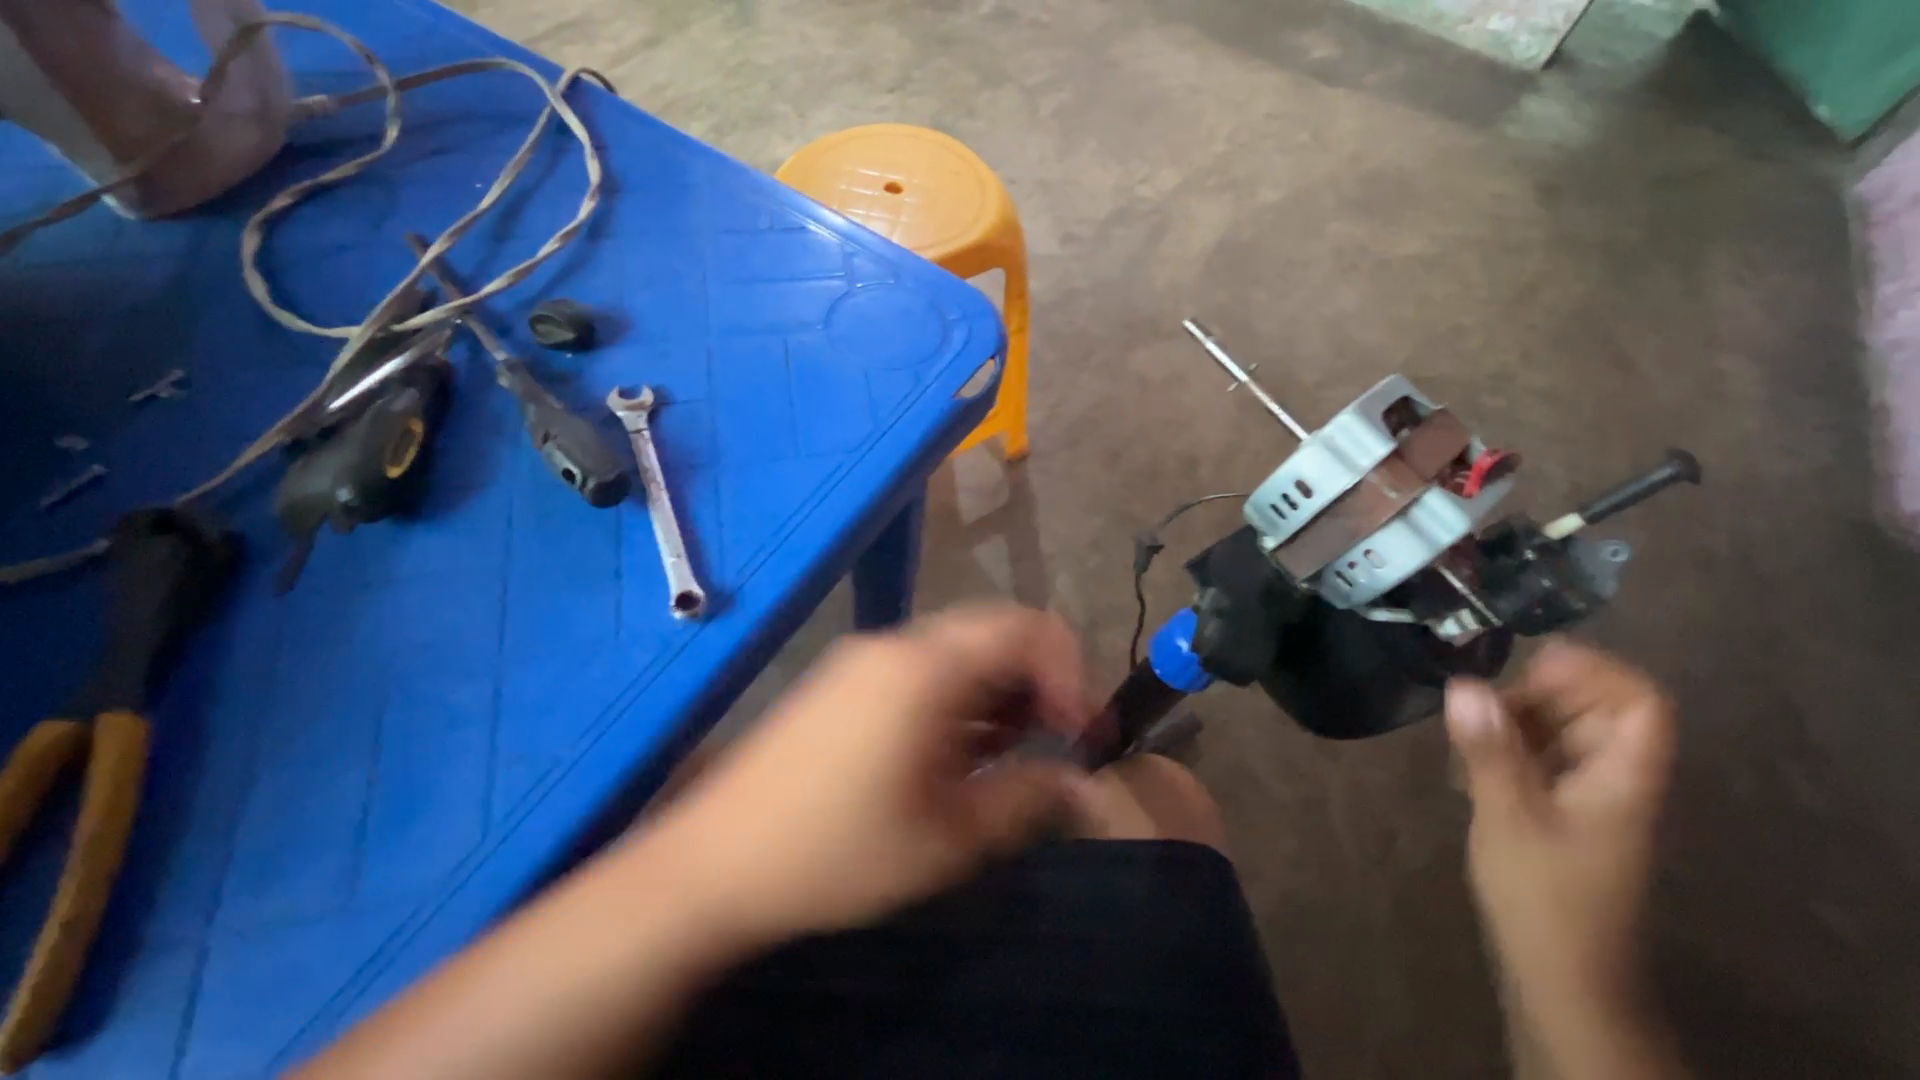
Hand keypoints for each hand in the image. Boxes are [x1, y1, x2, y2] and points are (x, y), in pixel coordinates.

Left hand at [642, 604, 1090, 946]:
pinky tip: (953, 759)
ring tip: (1008, 760)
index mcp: (925, 666)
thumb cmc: (838, 851)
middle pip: (990, 637)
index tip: (1080, 733)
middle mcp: (893, 646)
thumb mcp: (948, 837)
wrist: (711, 864)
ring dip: (995, 698)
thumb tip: (1085, 786)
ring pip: (953, 658)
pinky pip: (916, 676)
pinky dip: (954, 704)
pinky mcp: (837, 688)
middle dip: (1035, 686)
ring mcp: (858, 664)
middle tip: (1054, 748)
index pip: (1024, 627)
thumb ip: (1027, 800)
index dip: (1069, 671)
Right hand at [1445, 639, 1675, 1006]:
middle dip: (1538, 697)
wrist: (1562, 977)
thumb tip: (1463, 684)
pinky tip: (1469, 769)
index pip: (1640, 702)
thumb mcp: (1508, 817)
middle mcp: (1616, 780)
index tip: (1530, 662)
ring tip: (1466, 740)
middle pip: (1597, 711)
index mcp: (1624, 777)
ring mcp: (1592, 799)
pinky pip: (1545, 763)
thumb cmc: (1545, 898)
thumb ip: (1489, 750)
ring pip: (1564, 736)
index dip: (1595, 671)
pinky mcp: (1565, 817)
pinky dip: (1509, 752)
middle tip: (1480, 706)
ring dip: (1515, 724)